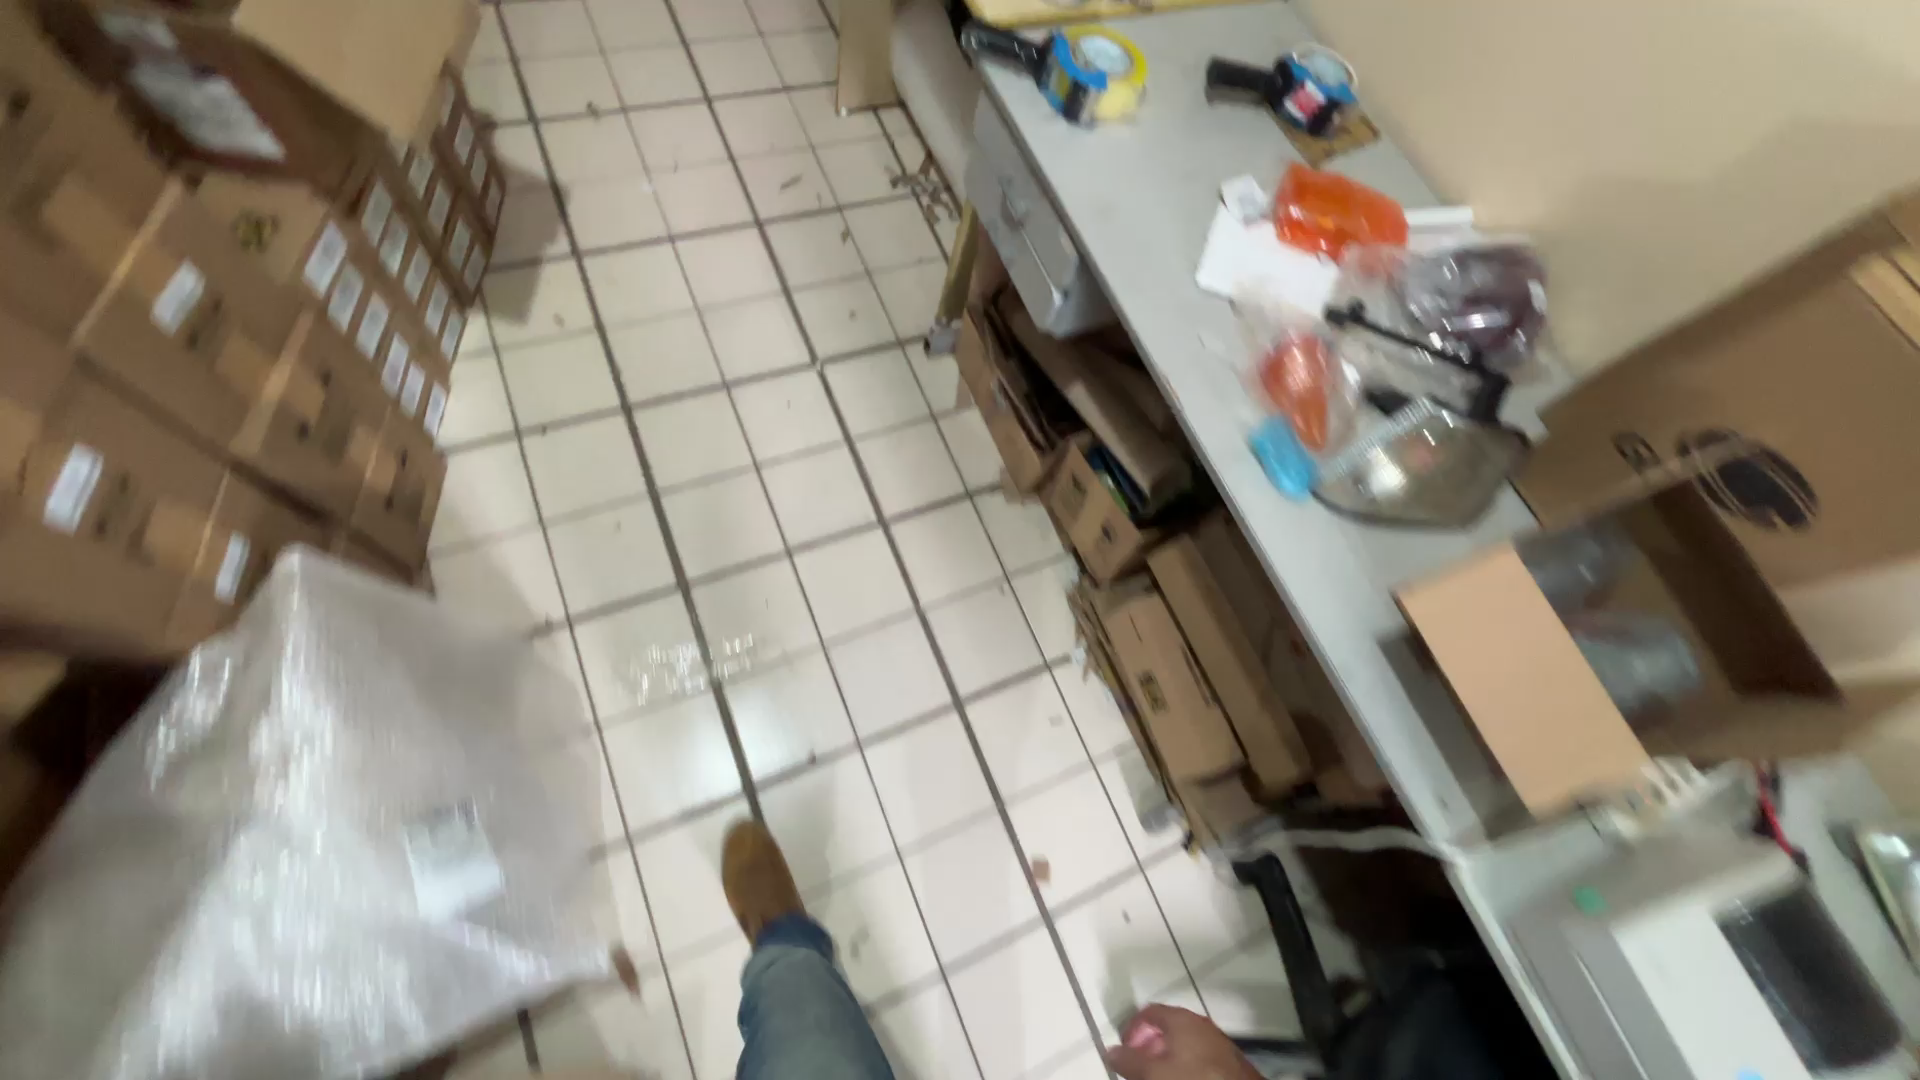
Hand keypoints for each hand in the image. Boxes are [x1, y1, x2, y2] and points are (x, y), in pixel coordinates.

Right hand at [1104, 1004, 1259, 1079]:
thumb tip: (1109, 1050)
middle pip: (1167, 1027)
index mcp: (1180, 1018)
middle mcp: (1199, 1023)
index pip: (1149, 1012)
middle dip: (1149, 1046)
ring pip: (1184, 1043)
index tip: (1124, 1051)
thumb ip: (1129, 1061)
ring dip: (1168, 1057)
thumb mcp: (1155, 1073)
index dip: (1132, 1029)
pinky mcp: (1229, 1061)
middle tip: (1140, 1067)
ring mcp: (1217, 1041)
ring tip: (1159, 1075)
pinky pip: (1199, 1056)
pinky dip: (1186, 1065)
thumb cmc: (1193, 1079)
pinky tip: (1183, 1078)